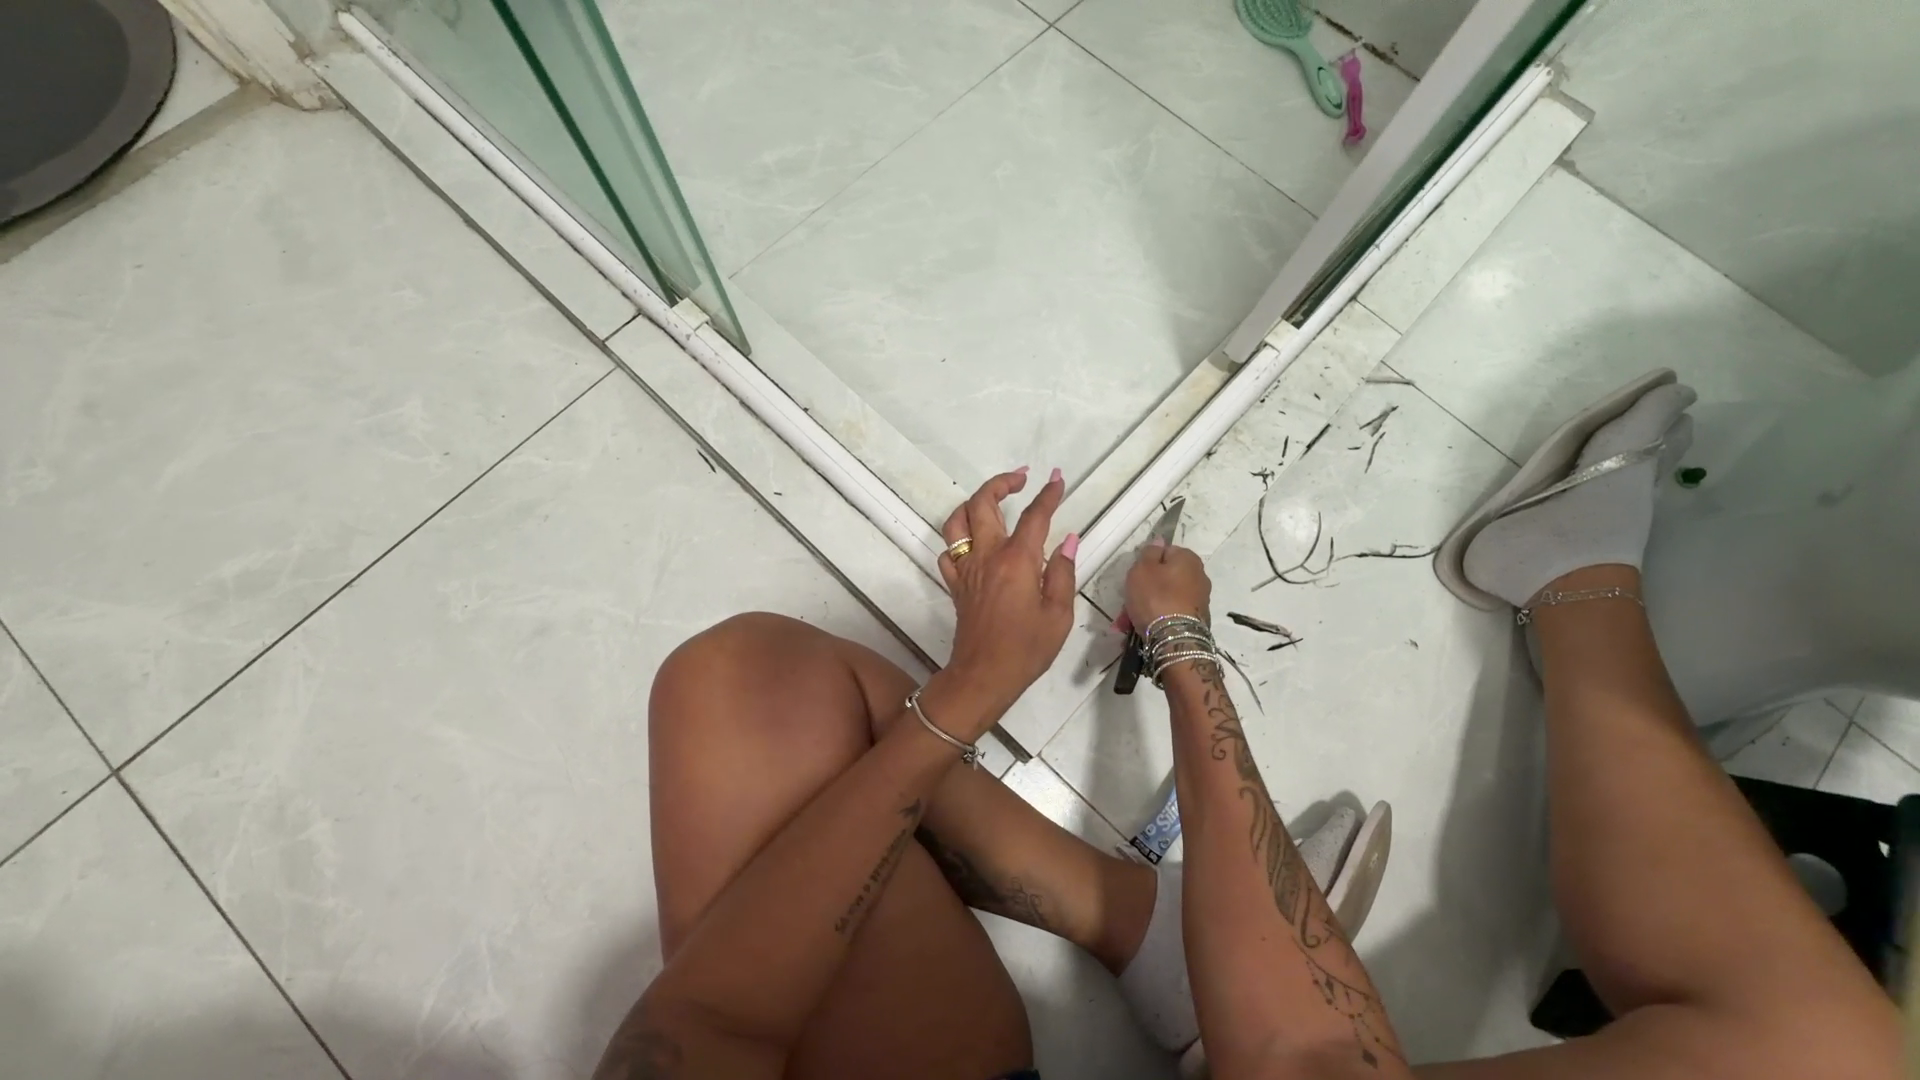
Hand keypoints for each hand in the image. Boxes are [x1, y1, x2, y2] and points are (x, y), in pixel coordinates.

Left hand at [929, 467, 1077, 735]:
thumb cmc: (1026, 649)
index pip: (1034, 516)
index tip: (1057, 479)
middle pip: (983, 504)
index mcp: (1017, 561)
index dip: (1048, 494)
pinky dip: (959, 538)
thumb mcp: (1058, 614)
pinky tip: (974, 541)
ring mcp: (966, 569)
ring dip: (973, 502)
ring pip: (957, 521)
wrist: (983, 675)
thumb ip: (1062, 573)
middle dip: (1001, 483)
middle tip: (1021, 479)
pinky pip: (949, 551)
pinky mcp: (956, 584)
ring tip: (993, 500)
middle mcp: (987, 557)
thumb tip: (1067, 541)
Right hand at [1124, 540, 1211, 628]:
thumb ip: (1149, 552)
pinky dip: (1156, 620)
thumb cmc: (1155, 597)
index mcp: (1188, 559)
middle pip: (1163, 578)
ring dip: (1144, 608)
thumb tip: (1159, 541)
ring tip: (1125, 625)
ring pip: (1164, 598)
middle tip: (1124, 606)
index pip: (1164, 552)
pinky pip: (1170, 614)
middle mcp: (1199, 577)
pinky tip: (1140, 631)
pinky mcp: (1196, 621)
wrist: (1175, 639)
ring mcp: (1199, 600)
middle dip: (1141, 592)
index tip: (1133, 578)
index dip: (1145, 564)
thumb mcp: (1142, 568)